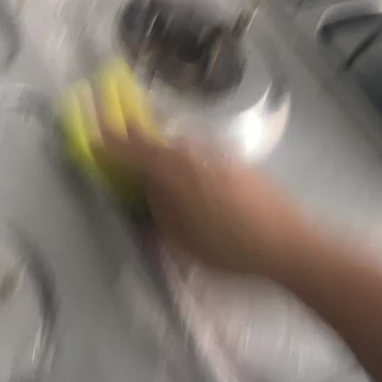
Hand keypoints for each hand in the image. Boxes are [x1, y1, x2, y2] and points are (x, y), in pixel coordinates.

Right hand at [97, 122, 318, 280]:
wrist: (291, 245)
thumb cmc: (228, 247)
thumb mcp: (181, 239)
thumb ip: (158, 210)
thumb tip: (146, 192)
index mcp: (171, 170)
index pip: (130, 151)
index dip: (108, 145)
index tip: (90, 138)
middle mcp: (191, 152)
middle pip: (154, 140)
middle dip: (131, 138)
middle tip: (113, 133)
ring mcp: (216, 153)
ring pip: (177, 144)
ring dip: (158, 146)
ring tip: (147, 151)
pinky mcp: (235, 162)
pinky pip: (197, 151)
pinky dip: (182, 154)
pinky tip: (185, 167)